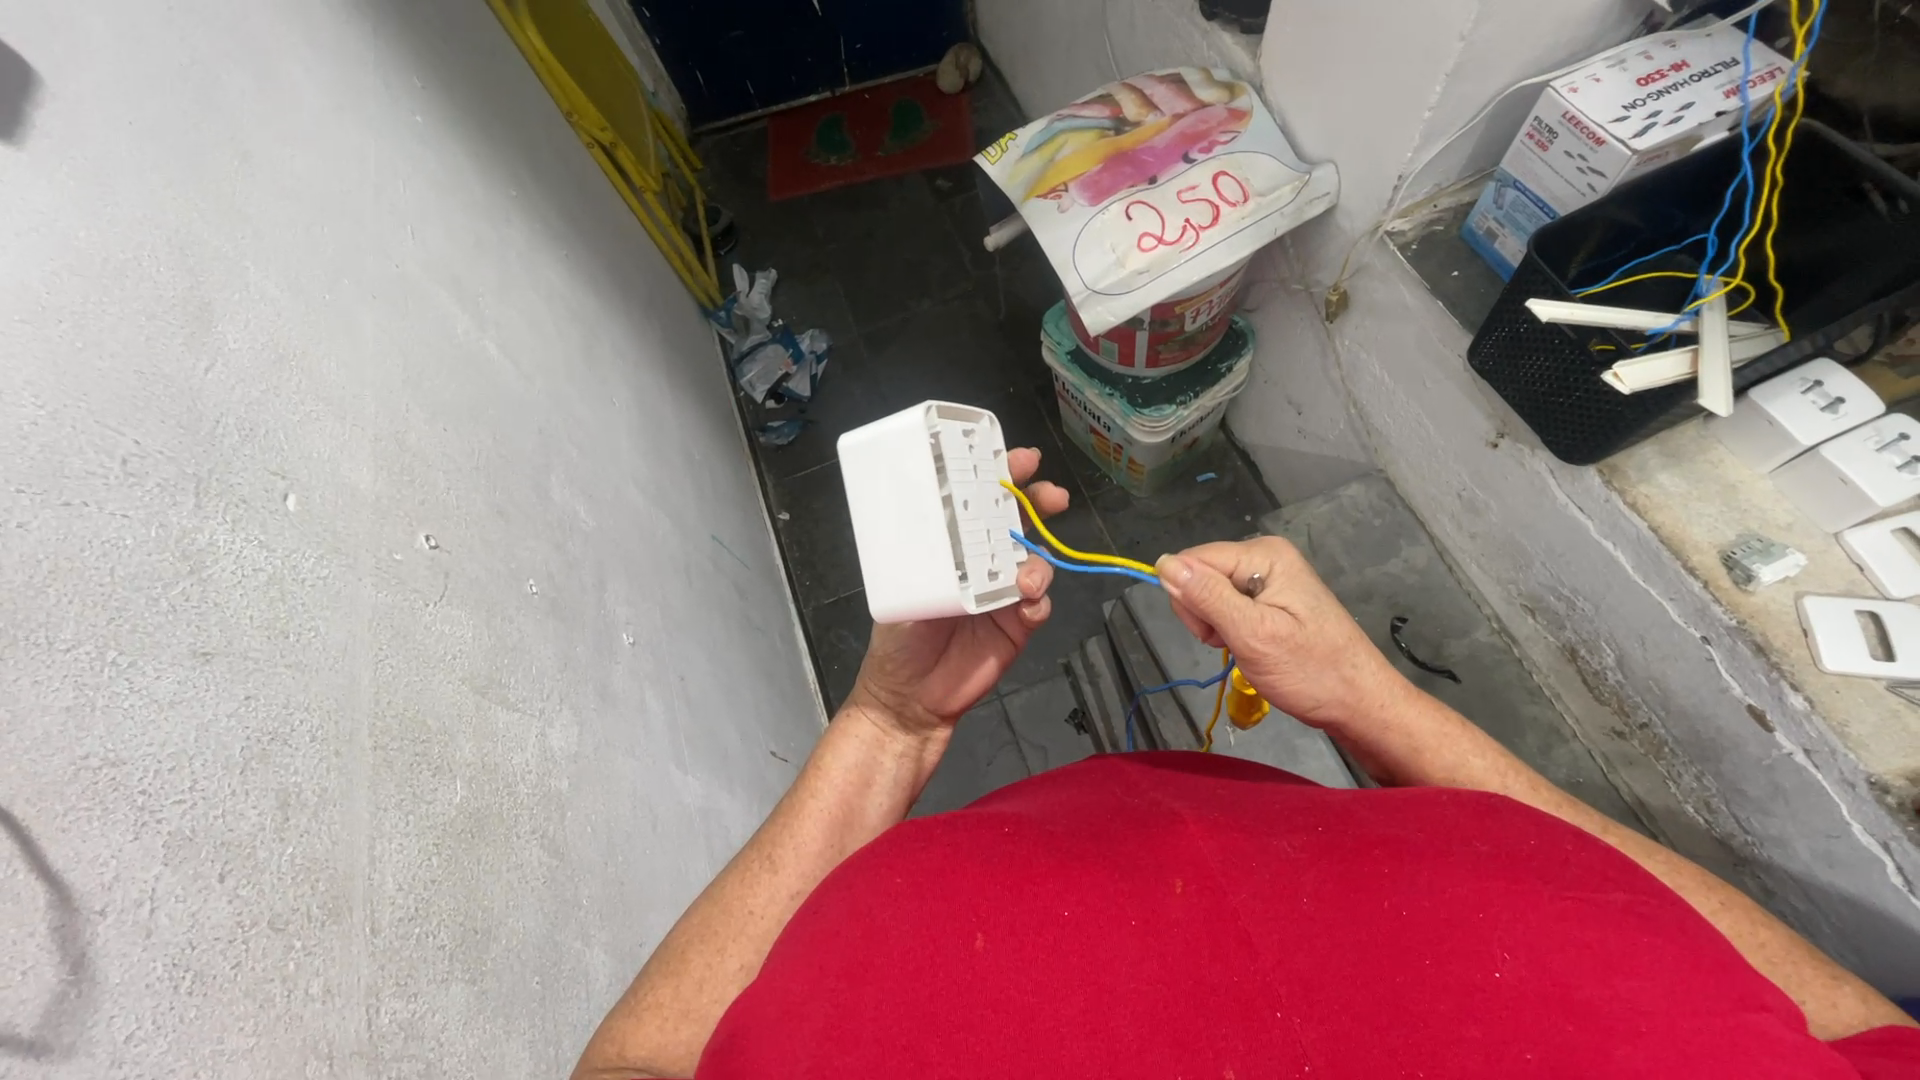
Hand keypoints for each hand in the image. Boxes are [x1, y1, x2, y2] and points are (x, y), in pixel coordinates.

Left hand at [843, 447, 1068, 739]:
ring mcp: (1003, 593)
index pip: (978, 504)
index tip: (1020, 459)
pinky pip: (1039, 603)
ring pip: (1035, 561)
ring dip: (1037, 561)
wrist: (911, 698)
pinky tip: (1025, 604)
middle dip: (1038, 503)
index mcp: (950, 547)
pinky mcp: (1018, 624)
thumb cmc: (898, 638)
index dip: (1000, 478)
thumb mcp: (904, 588)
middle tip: (1052, 495)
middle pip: (1018, 523)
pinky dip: (1038, 599)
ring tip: (1025, 579)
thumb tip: (948, 523)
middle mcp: (981, 562)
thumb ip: (929, 556)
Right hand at [1155, 537, 1411, 730]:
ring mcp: (1267, 576)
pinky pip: (1225, 603)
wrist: (1359, 702)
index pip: (1192, 560)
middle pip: (1198, 573)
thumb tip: (1163, 563)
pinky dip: (1227, 628)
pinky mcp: (1269, 597)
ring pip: (1207, 592)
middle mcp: (1264, 556)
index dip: (1189, 598)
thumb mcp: (1253, 635)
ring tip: (1246, 646)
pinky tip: (1250, 644)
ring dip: (1214, 624)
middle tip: (1234, 642)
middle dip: (1202, 612)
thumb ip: (1207, 597)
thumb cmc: (1311, 671)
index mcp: (1262, 555)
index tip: (1214, 633)